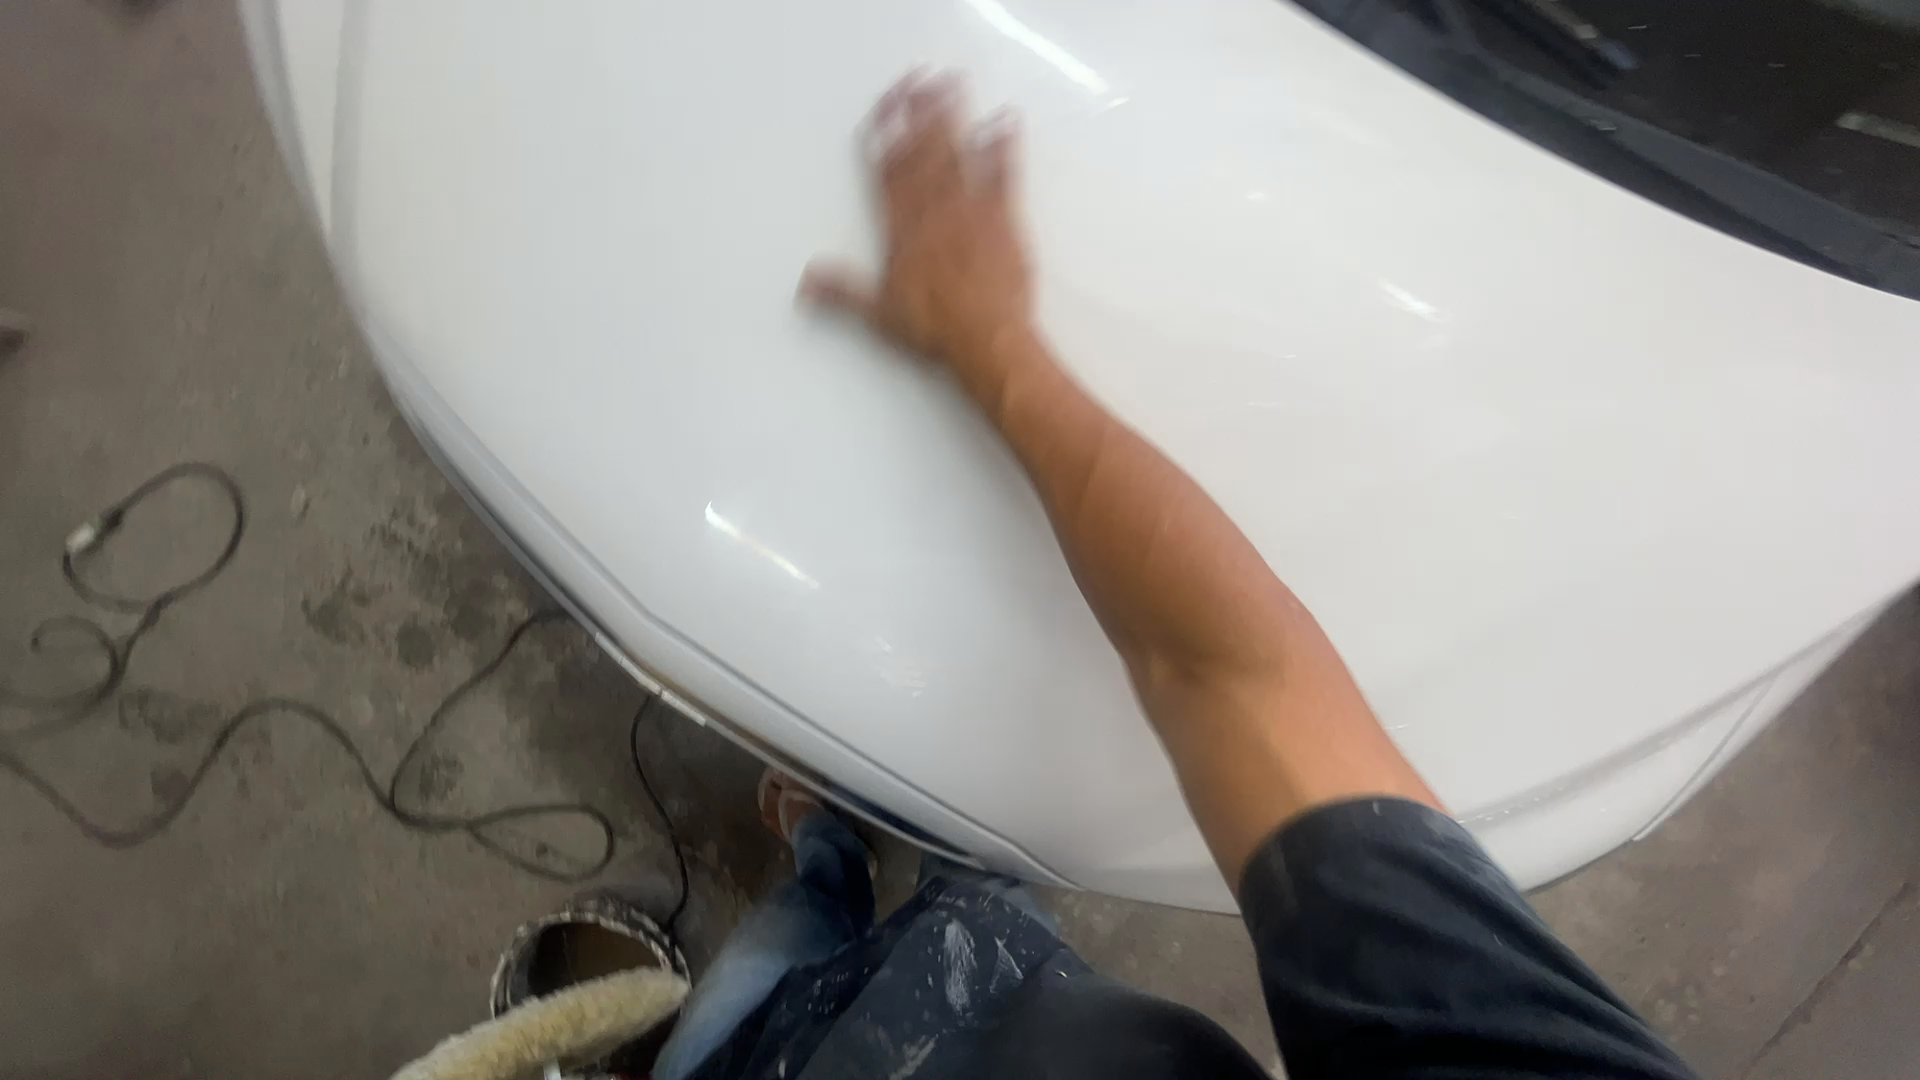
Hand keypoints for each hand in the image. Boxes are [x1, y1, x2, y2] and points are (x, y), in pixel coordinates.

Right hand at [801, 72, 1036, 395]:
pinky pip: (1003, 176)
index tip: (881, 111)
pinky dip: (1003, 147)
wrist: (986, 340)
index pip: (888, 176)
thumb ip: (842, 292)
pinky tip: (1004, 123)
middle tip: (915, 81)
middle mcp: (934, 214)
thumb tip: (806, 282)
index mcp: (902, 232)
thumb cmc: (935, 329)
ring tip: (950, 85)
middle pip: (922, 156)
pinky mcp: (1004, 222)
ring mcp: (971, 214)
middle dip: (917, 116)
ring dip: (953, 119)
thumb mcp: (879, 315)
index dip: (884, 140)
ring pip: (958, 156)